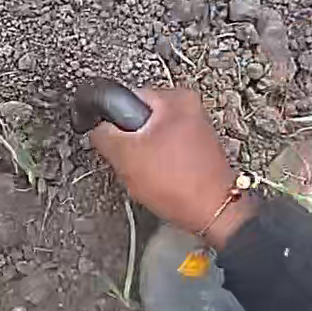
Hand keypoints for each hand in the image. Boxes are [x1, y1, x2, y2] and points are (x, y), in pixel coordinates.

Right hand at [88, 87, 256, 247]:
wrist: (214, 212)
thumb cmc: (180, 184)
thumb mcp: (126, 157)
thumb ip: (104, 135)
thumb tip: (97, 128)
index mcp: (175, 98)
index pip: (127, 99)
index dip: (113, 124)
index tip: (113, 143)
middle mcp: (190, 108)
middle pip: (139, 121)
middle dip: (130, 143)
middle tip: (133, 163)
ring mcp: (196, 129)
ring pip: (152, 138)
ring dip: (144, 156)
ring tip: (150, 174)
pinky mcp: (199, 149)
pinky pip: (167, 151)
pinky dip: (160, 164)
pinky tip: (162, 180)